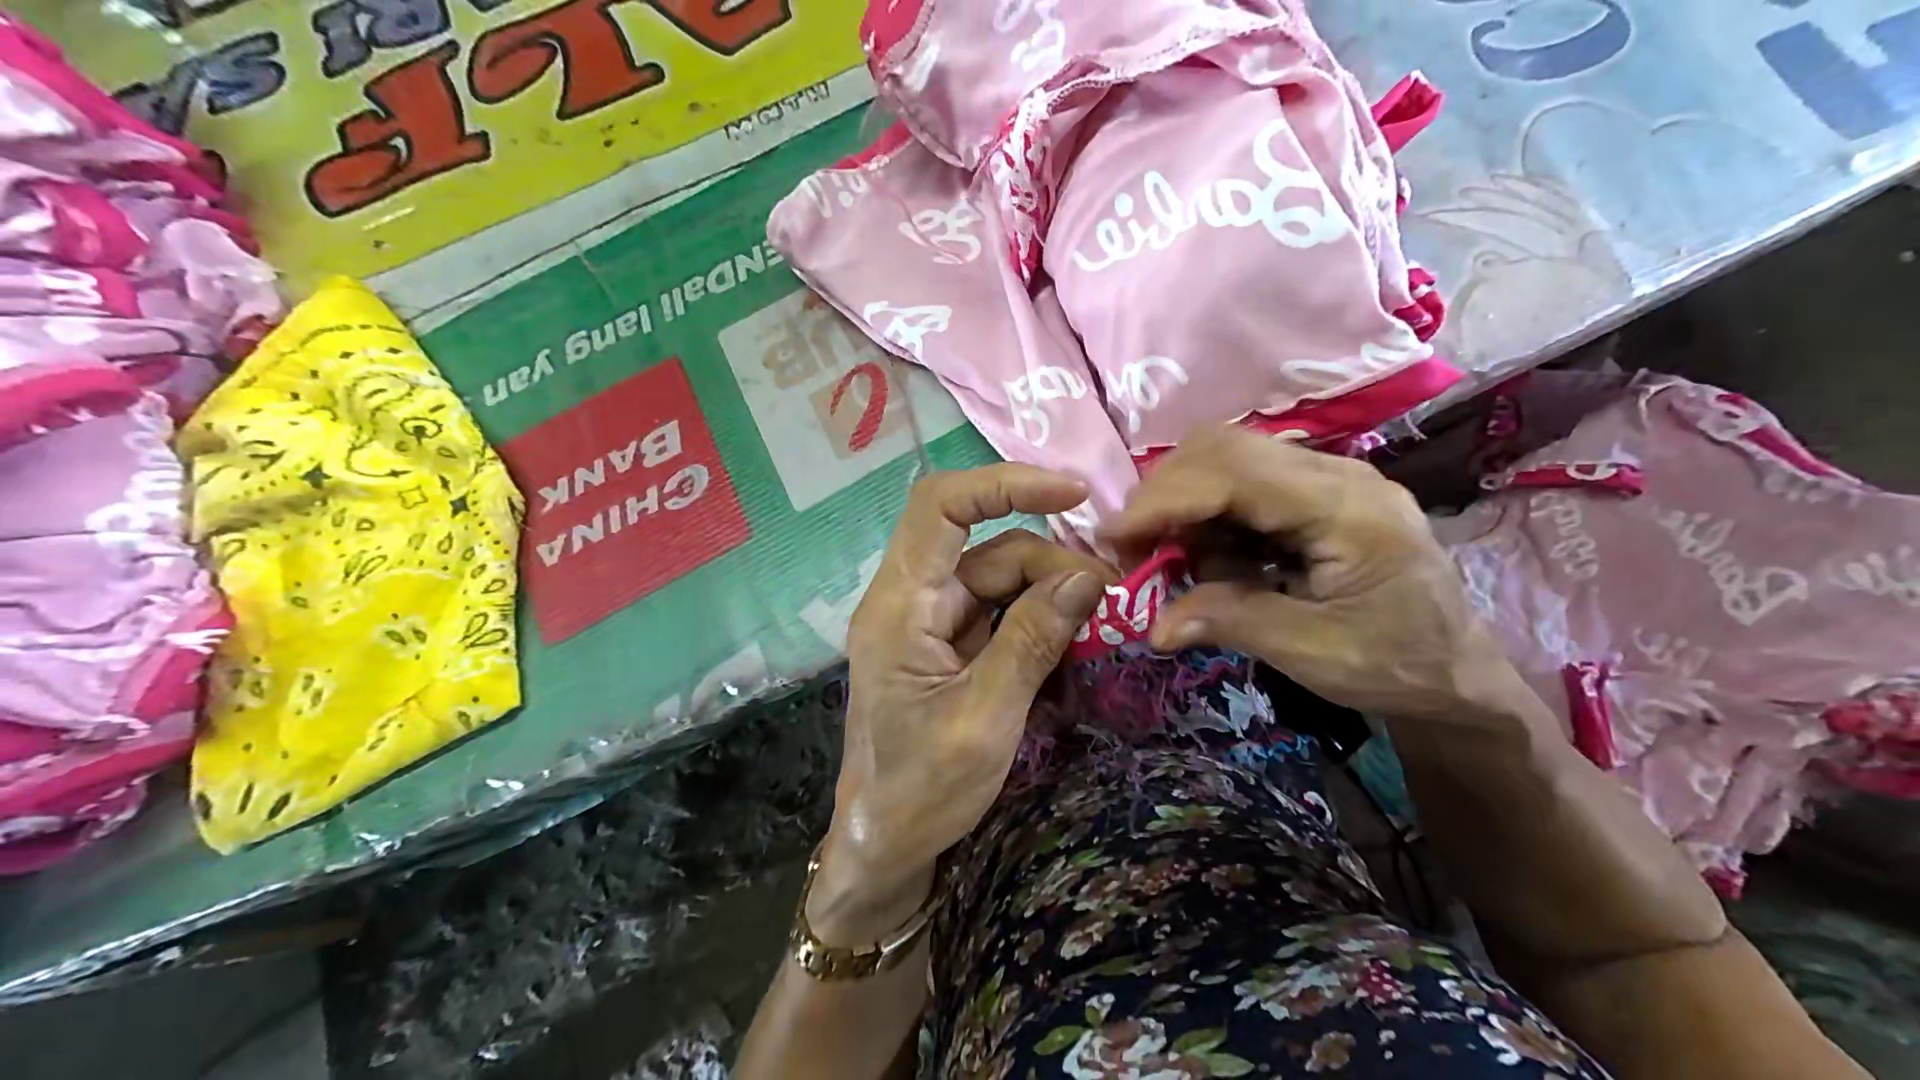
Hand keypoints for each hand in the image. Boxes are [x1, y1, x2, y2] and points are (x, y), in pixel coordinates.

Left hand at [811, 466, 1114, 943]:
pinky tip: (1072, 638)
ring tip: (1100, 619)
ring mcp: (929, 624)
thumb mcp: (986, 717)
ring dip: (1050, 590)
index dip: (1003, 485)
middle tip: (1111, 594)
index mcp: (900, 606)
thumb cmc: (921, 791)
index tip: (1072, 494)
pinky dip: (1037, 617)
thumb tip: (1086, 578)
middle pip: (985, 547)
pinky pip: (998, 612)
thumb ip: (1033, 640)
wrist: (885, 848)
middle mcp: (910, 601)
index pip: (940, 508)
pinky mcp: (947, 648)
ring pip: (998, 578)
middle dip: (1050, 561)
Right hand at [1103, 426, 1513, 722]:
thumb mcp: (1315, 653)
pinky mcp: (1312, 495)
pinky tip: (1206, 556)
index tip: (1114, 536)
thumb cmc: (1396, 664)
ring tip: (1167, 556)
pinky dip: (1204, 515)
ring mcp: (1326, 479)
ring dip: (1181, 502)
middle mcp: (1336, 475)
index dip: (1165, 499)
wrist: (1456, 671)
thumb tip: (1152, 626)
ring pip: (1227, 457)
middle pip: (1225, 448)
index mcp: (1347, 508)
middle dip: (1165, 493)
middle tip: (1131, 547)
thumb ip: (1233, 623)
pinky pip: (1240, 483)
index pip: (1236, 475)